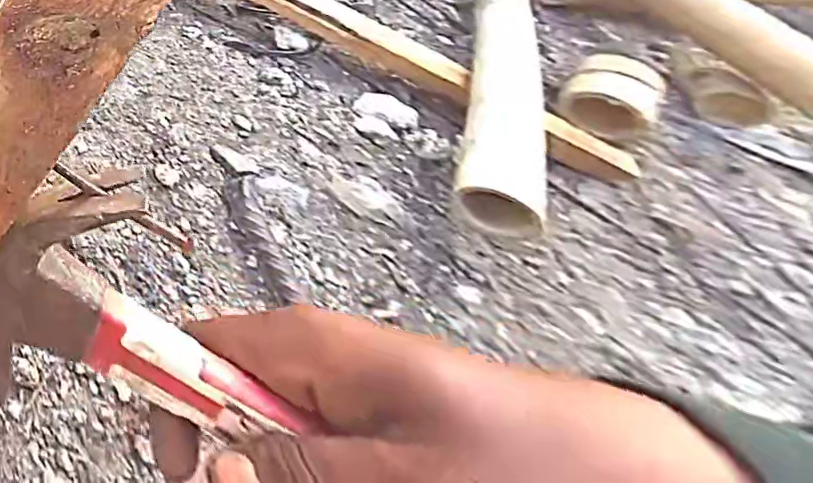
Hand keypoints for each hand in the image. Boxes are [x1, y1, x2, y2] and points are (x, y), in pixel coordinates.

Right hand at [150, 307, 753, 482]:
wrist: (643, 479)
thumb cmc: (523, 466)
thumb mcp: (399, 478)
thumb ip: (293, 466)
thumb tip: (204, 468)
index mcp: (298, 343)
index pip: (190, 347)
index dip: (168, 402)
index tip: (185, 476)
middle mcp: (306, 361)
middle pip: (224, 409)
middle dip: (233, 469)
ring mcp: (341, 400)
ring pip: (272, 450)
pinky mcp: (371, 435)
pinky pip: (318, 463)